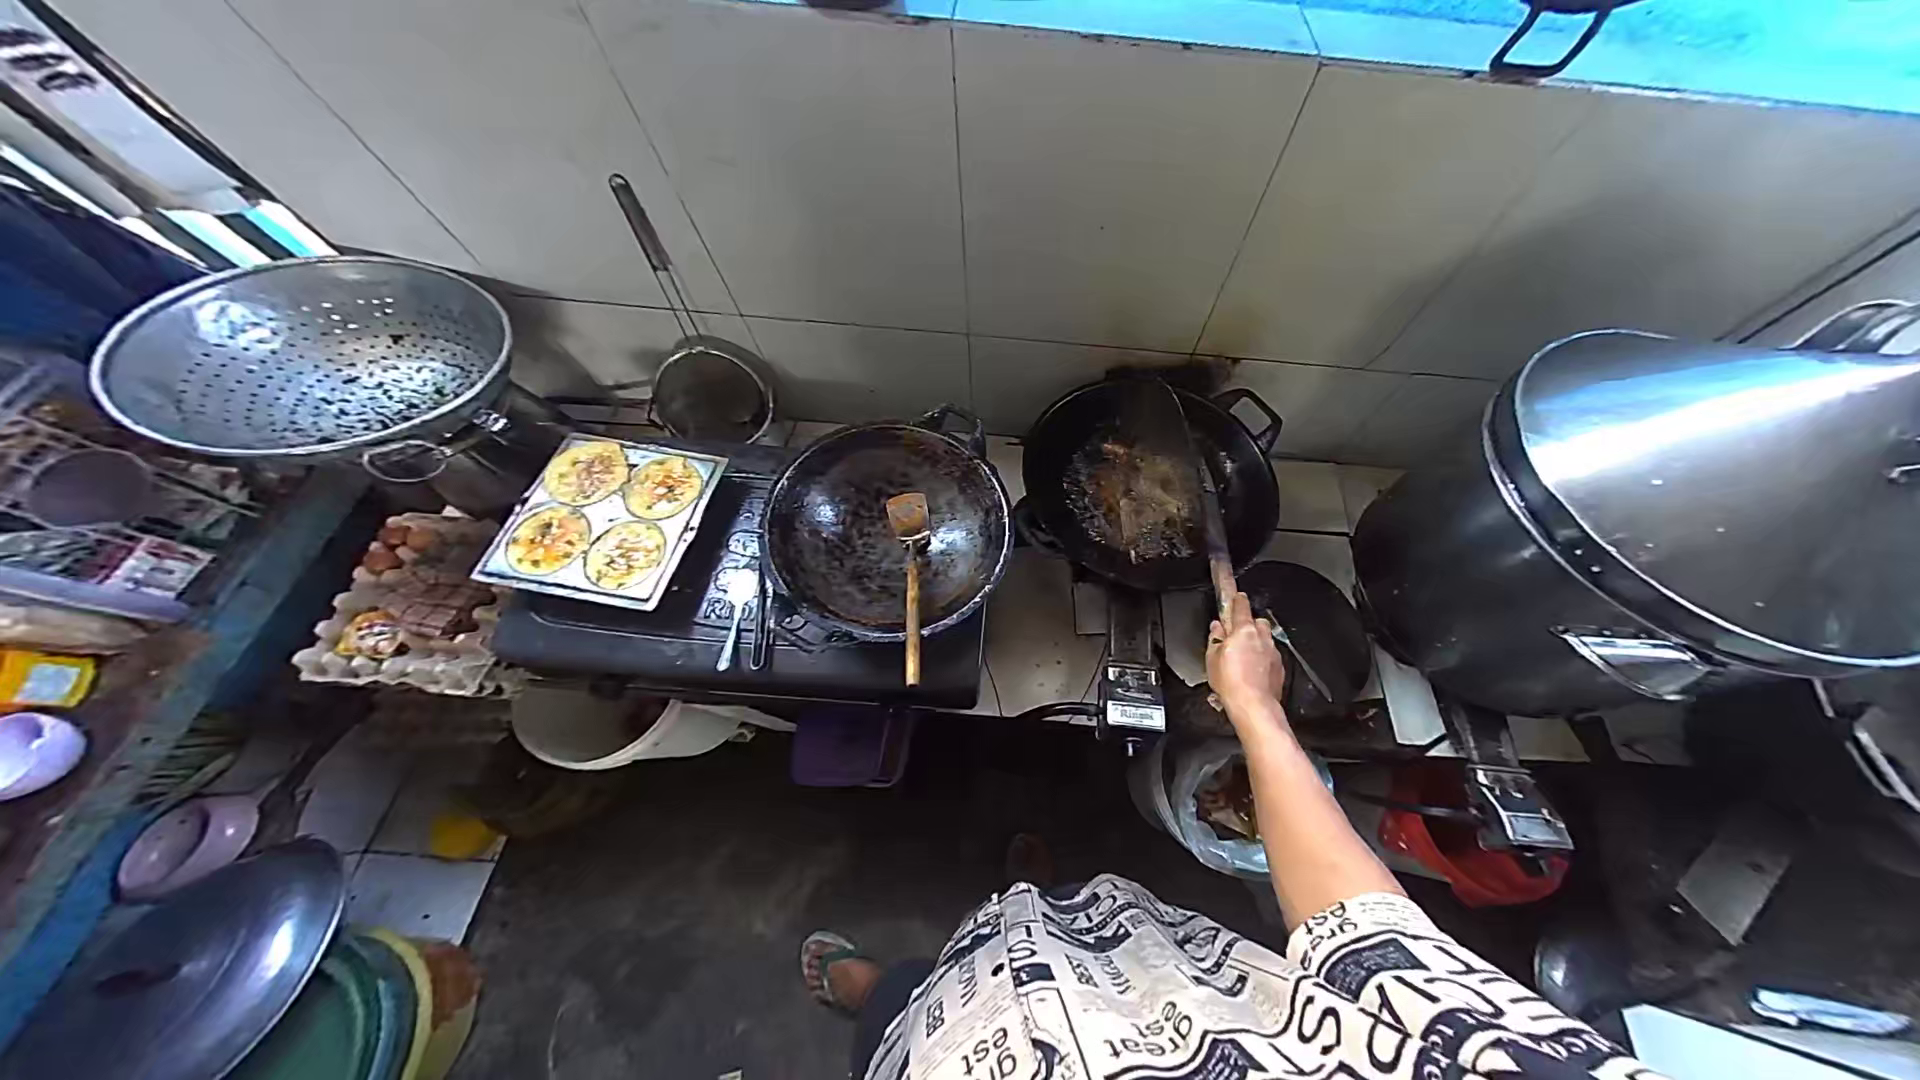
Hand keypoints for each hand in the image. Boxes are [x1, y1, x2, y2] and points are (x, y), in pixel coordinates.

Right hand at [1206, 591, 1287, 714]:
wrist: (1253, 705)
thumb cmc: (1231, 682)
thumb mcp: (1211, 657)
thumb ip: (1215, 638)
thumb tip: (1217, 628)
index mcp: (1244, 630)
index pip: (1241, 606)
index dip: (1238, 599)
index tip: (1237, 595)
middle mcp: (1262, 638)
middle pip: (1258, 622)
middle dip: (1248, 625)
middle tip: (1235, 635)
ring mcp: (1273, 653)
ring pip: (1265, 639)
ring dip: (1256, 643)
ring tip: (1242, 657)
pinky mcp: (1279, 668)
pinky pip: (1270, 656)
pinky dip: (1262, 659)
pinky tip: (1250, 671)